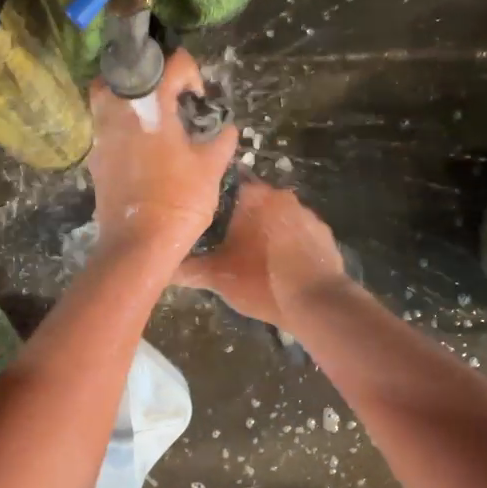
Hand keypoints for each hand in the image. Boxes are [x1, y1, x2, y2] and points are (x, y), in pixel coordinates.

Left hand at [87, 49, 238, 254]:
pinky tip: (145, 150)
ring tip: (157, 123)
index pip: (171, 64)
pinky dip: (124, 128)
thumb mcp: (211, 169)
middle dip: (151, 79)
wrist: (138, 245)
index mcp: (150, 104)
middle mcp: (118, 111)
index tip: (198, 97)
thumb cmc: (179, 202)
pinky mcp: (96, 159)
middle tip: (170, 100)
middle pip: (127, 72)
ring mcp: (102, 136)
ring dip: (132, 102)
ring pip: (109, 99)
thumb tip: (227, 128)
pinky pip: (107, 129)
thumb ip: (221, 141)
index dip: (191, 73)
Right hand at [175, 176, 347, 325]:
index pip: (227, 186)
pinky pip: (297, 235)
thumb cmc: (260, 281)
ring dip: (265, 232)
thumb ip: (188, 269)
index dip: (214, 203)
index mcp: (254, 197)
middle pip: (253, 202)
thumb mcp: (216, 277)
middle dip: (240, 219)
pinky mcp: (323, 235)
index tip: (204, 220)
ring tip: (251, 258)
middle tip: (224, 242)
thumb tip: (163, 267)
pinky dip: (286, 246)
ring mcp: (307, 214)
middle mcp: (281, 196)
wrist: (315, 302)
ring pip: (276, 218)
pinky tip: (278, 268)